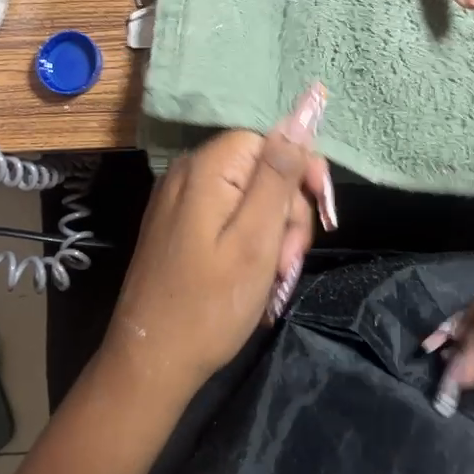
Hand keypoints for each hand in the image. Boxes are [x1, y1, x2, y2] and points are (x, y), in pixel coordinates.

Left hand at [103, 84, 334, 397]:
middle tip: (287, 261)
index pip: (269, 141)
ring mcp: (179, 201)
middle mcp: (188, 173)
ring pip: (249, 198)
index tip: (323, 216)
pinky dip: (249, 244)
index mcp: (206, 168)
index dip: (300, 173)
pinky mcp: (178, 226)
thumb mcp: (257, 237)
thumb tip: (303, 109)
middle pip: (261, 169)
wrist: (151, 364)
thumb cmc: (209, 304)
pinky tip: (254, 278)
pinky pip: (227, 218)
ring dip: (272, 234)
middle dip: (286, 213)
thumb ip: (280, 171)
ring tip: (272, 278)